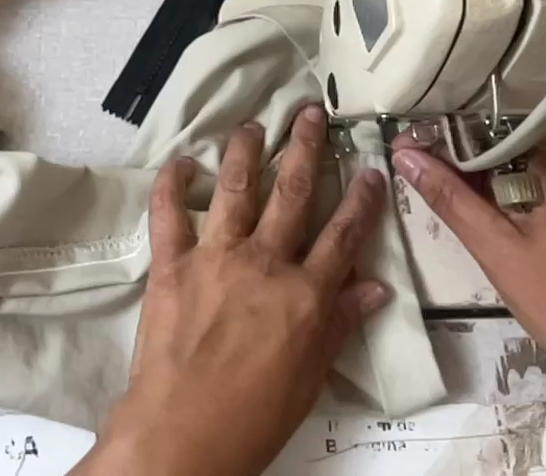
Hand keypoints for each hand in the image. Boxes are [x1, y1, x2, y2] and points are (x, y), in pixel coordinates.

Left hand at [76, 104, 390, 475]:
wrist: (184, 433)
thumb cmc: (254, 415)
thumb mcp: (311, 376)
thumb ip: (340, 324)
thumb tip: (376, 286)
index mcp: (304, 293)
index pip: (342, 235)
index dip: (360, 199)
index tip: (370, 167)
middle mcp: (264, 262)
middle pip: (292, 193)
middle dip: (304, 148)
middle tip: (310, 113)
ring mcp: (215, 257)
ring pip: (234, 188)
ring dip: (244, 151)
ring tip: (253, 124)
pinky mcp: (172, 263)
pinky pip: (169, 213)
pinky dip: (171, 184)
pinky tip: (180, 161)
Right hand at [389, 137, 545, 370]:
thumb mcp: (494, 246)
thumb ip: (449, 196)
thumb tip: (405, 155)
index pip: (483, 128)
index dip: (438, 136)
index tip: (401, 151)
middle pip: (495, 142)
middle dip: (451, 156)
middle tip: (411, 173)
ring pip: (507, 163)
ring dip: (470, 175)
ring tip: (431, 189)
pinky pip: (522, 181)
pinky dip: (493, 191)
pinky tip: (470, 209)